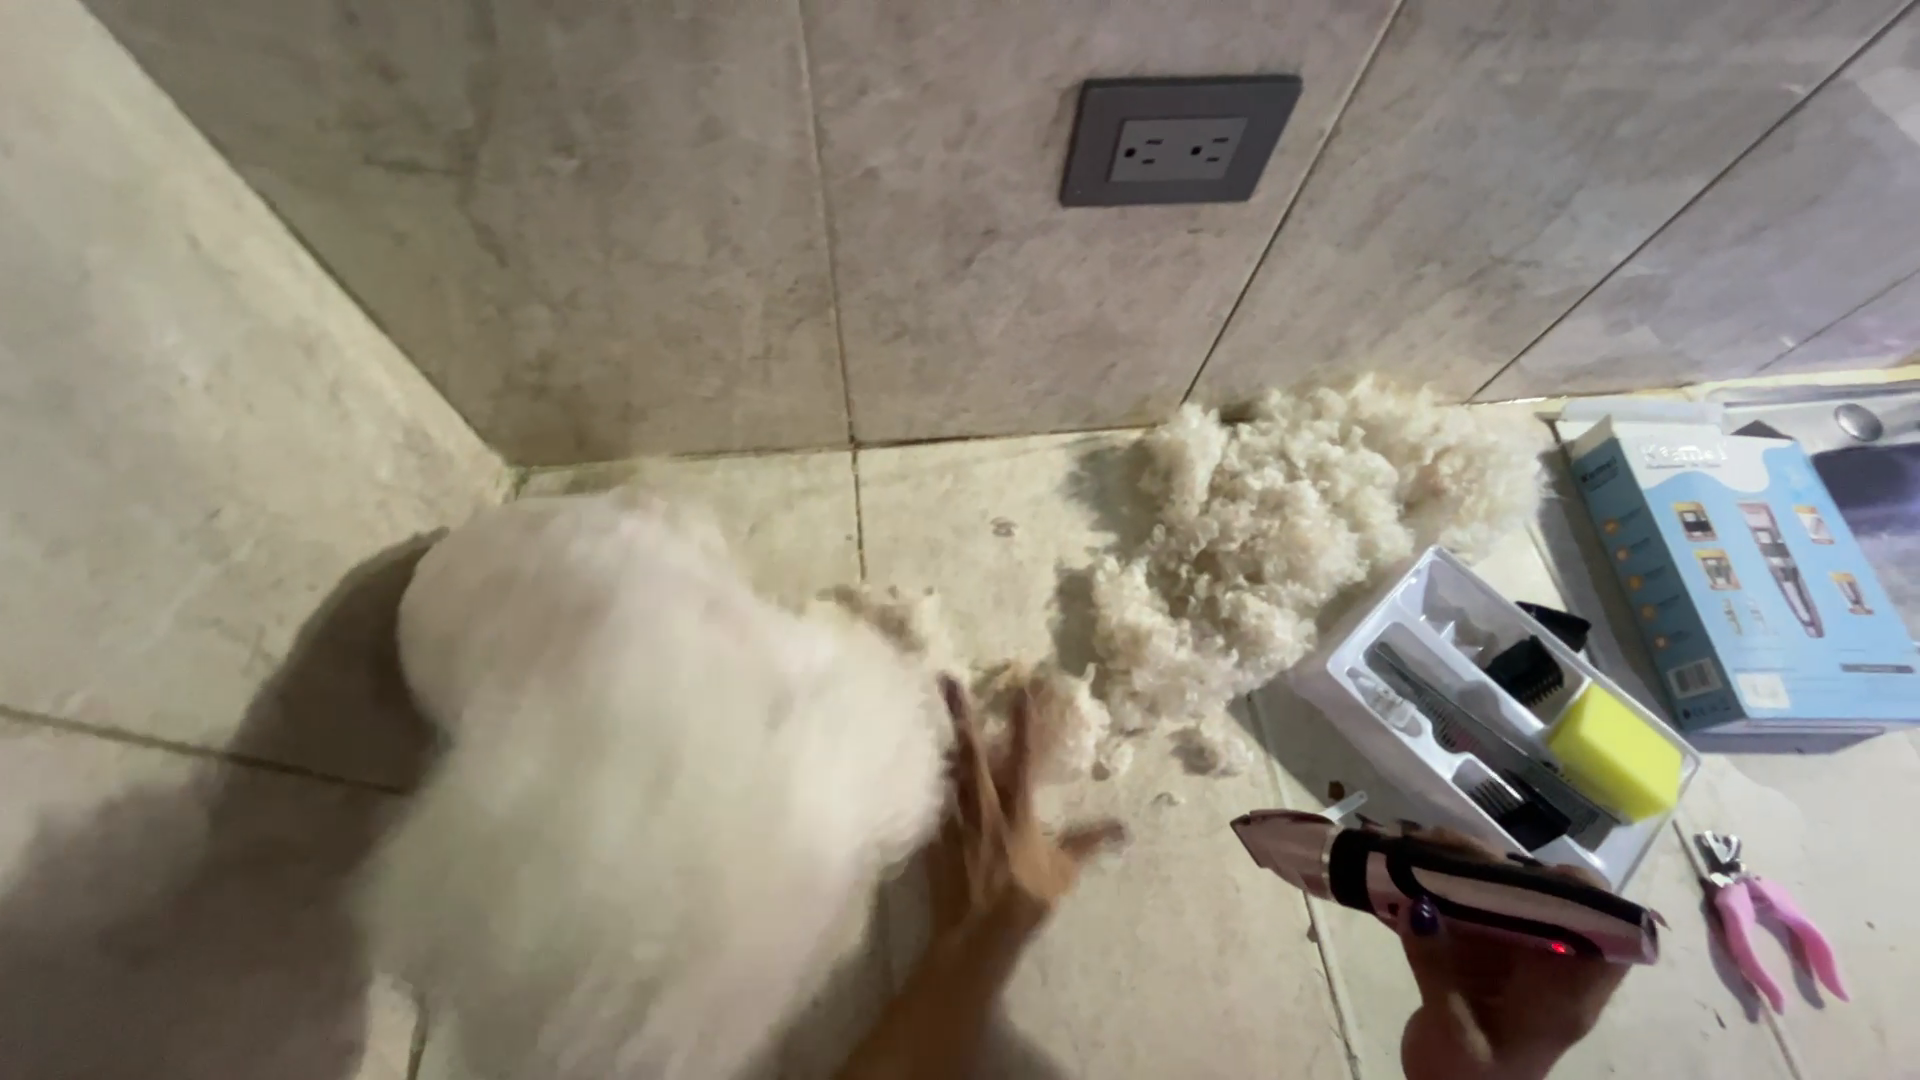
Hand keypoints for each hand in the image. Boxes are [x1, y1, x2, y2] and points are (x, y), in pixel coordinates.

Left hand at [925, 675, 1124, 938]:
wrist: (977, 935)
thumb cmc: (1025, 900)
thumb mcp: (1064, 871)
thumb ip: (1090, 842)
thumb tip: (1124, 826)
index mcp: (1017, 810)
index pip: (1023, 757)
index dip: (1023, 721)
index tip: (1021, 687)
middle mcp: (983, 805)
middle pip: (970, 751)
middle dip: (960, 713)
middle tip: (946, 678)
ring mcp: (955, 818)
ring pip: (948, 768)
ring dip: (943, 738)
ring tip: (930, 708)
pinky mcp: (935, 833)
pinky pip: (934, 796)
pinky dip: (934, 776)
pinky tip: (925, 760)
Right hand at [1395, 829, 1628, 1079]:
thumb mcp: (1455, 1036)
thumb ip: (1438, 973)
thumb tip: (1415, 905)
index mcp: (1564, 994)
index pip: (1606, 936)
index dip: (1582, 896)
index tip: (1529, 870)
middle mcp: (1543, 963)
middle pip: (1538, 897)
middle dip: (1491, 862)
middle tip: (1434, 843)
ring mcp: (1505, 952)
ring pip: (1495, 890)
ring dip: (1453, 862)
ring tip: (1406, 844)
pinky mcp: (1470, 947)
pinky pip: (1455, 900)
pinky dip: (1428, 878)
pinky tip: (1395, 865)